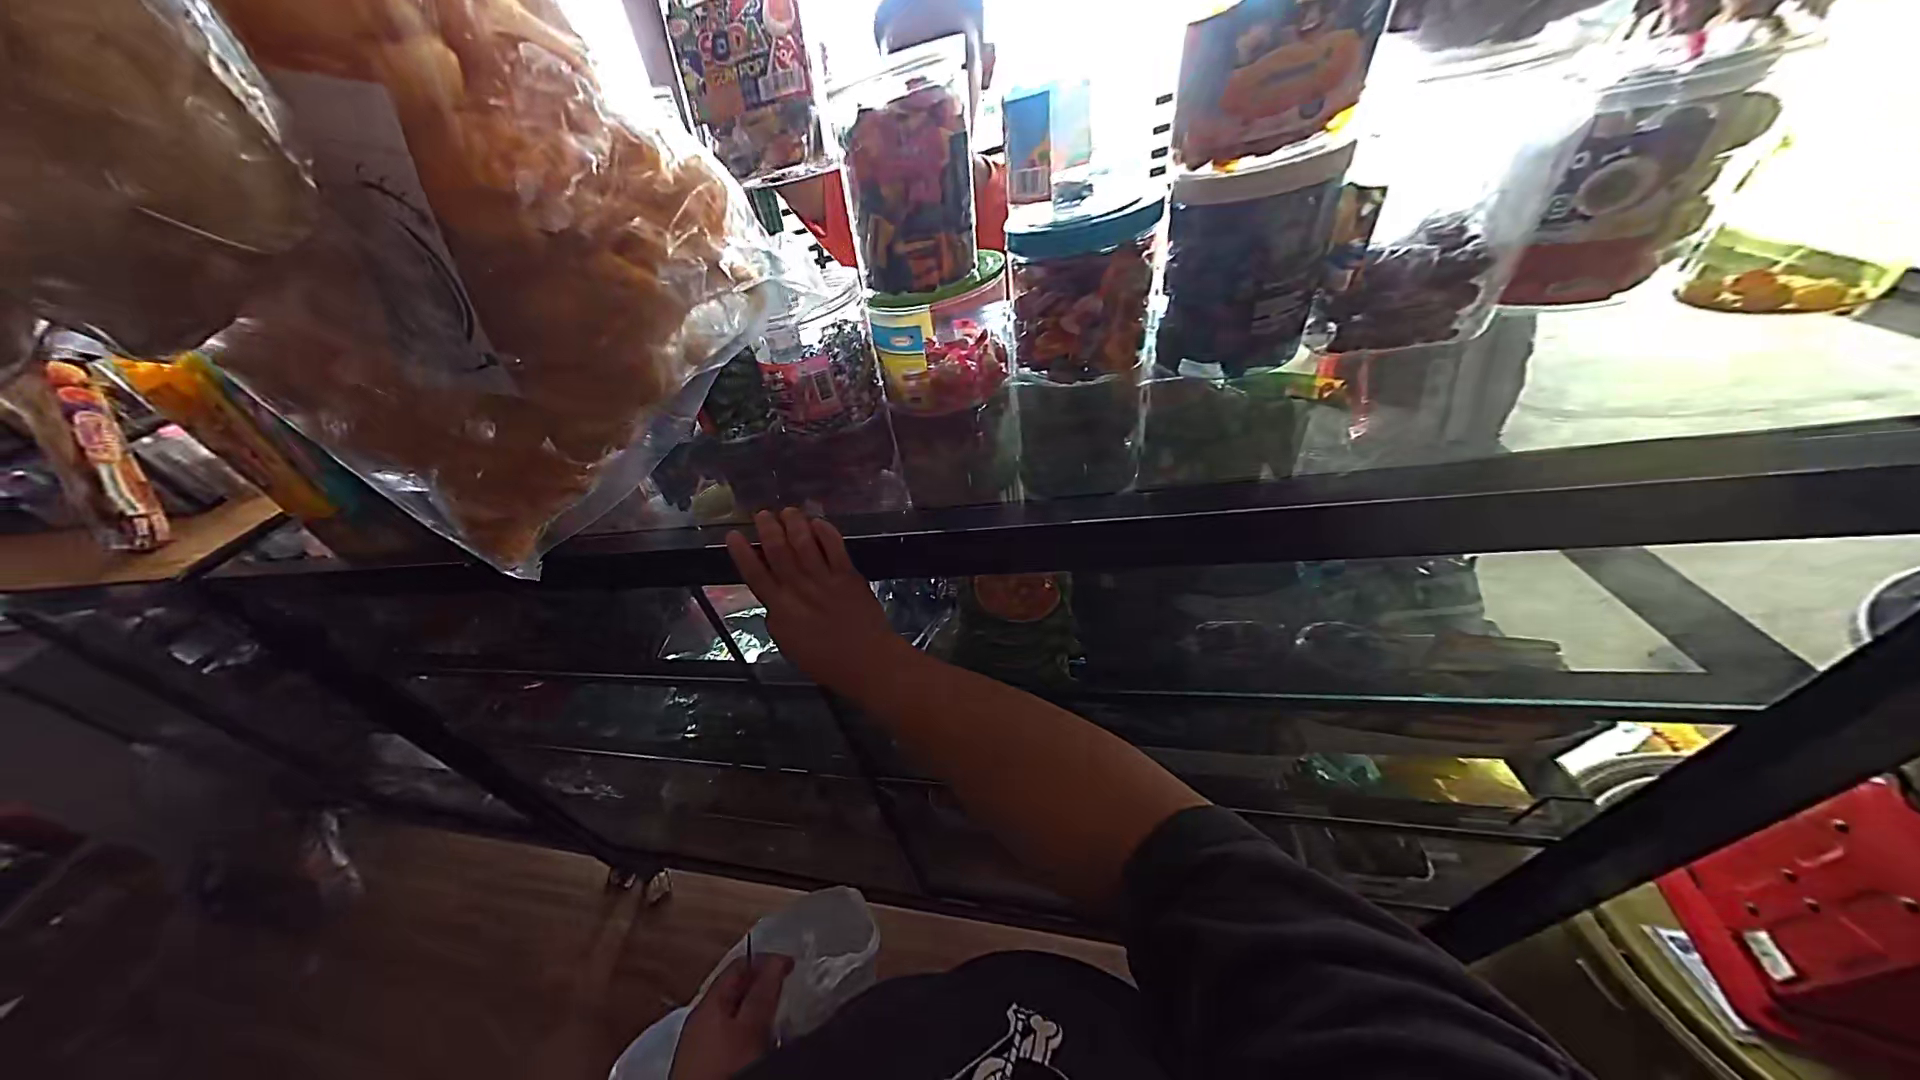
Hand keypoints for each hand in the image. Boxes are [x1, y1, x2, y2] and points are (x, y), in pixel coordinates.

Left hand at [669, 953, 793, 1079]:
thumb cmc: (725, 1069)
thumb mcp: (751, 1026)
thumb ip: (764, 990)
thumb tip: (777, 960)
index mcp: (708, 1003)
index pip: (740, 965)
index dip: (767, 961)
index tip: (791, 967)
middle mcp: (700, 1020)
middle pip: (735, 990)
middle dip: (762, 987)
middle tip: (786, 994)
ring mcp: (698, 1045)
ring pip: (733, 1016)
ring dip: (756, 1013)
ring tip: (777, 1023)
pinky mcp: (702, 1068)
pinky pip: (730, 1038)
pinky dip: (748, 1035)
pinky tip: (758, 1048)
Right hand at [726, 508, 908, 693]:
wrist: (866, 660)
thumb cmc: (825, 660)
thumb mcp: (789, 644)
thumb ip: (778, 617)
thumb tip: (775, 597)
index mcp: (780, 609)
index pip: (755, 575)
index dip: (742, 553)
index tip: (733, 535)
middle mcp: (799, 589)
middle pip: (779, 551)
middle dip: (768, 529)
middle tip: (763, 514)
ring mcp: (825, 579)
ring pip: (804, 543)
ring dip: (794, 523)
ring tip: (788, 511)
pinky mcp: (848, 575)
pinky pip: (834, 546)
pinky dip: (825, 531)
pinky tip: (818, 522)